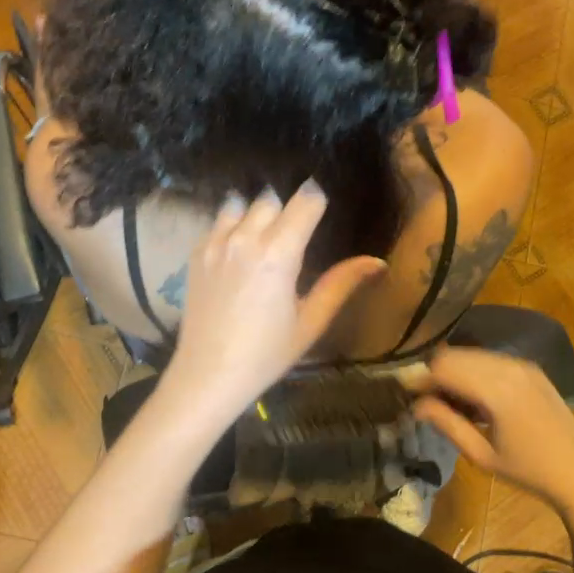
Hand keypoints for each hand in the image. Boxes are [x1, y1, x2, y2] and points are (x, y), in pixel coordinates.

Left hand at [160, 182, 386, 414]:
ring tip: (262, 241)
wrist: (208, 374)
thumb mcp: (310, 322)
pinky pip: (217, 222)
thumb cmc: (266, 355)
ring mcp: (216, 243)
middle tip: (292, 239)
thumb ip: (341, 285)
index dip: (317, 204)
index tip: (320, 216)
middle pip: (272, 198)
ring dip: (255, 214)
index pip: (306, 200)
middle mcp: (245, 238)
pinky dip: (231, 227)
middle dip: (286, 210)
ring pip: (240, 203)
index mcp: (279, 253)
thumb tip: (376, 262)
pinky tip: (237, 254)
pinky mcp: (197, 253)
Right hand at [410, 346, 573, 508]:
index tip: (406, 395)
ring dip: (455, 371)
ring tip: (449, 402)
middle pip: (456, 355)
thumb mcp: (480, 455)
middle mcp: (510, 369)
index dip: (421, 379)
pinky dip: (475, 372)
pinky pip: (491, 360)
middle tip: (425, 400)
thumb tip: (416, 405)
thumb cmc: (527, 471)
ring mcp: (523, 366)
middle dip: (436, 373)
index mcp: (497, 391)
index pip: (444, 368)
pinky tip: (474, 399)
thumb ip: (447, 424)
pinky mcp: (532, 369)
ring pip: (472, 355)